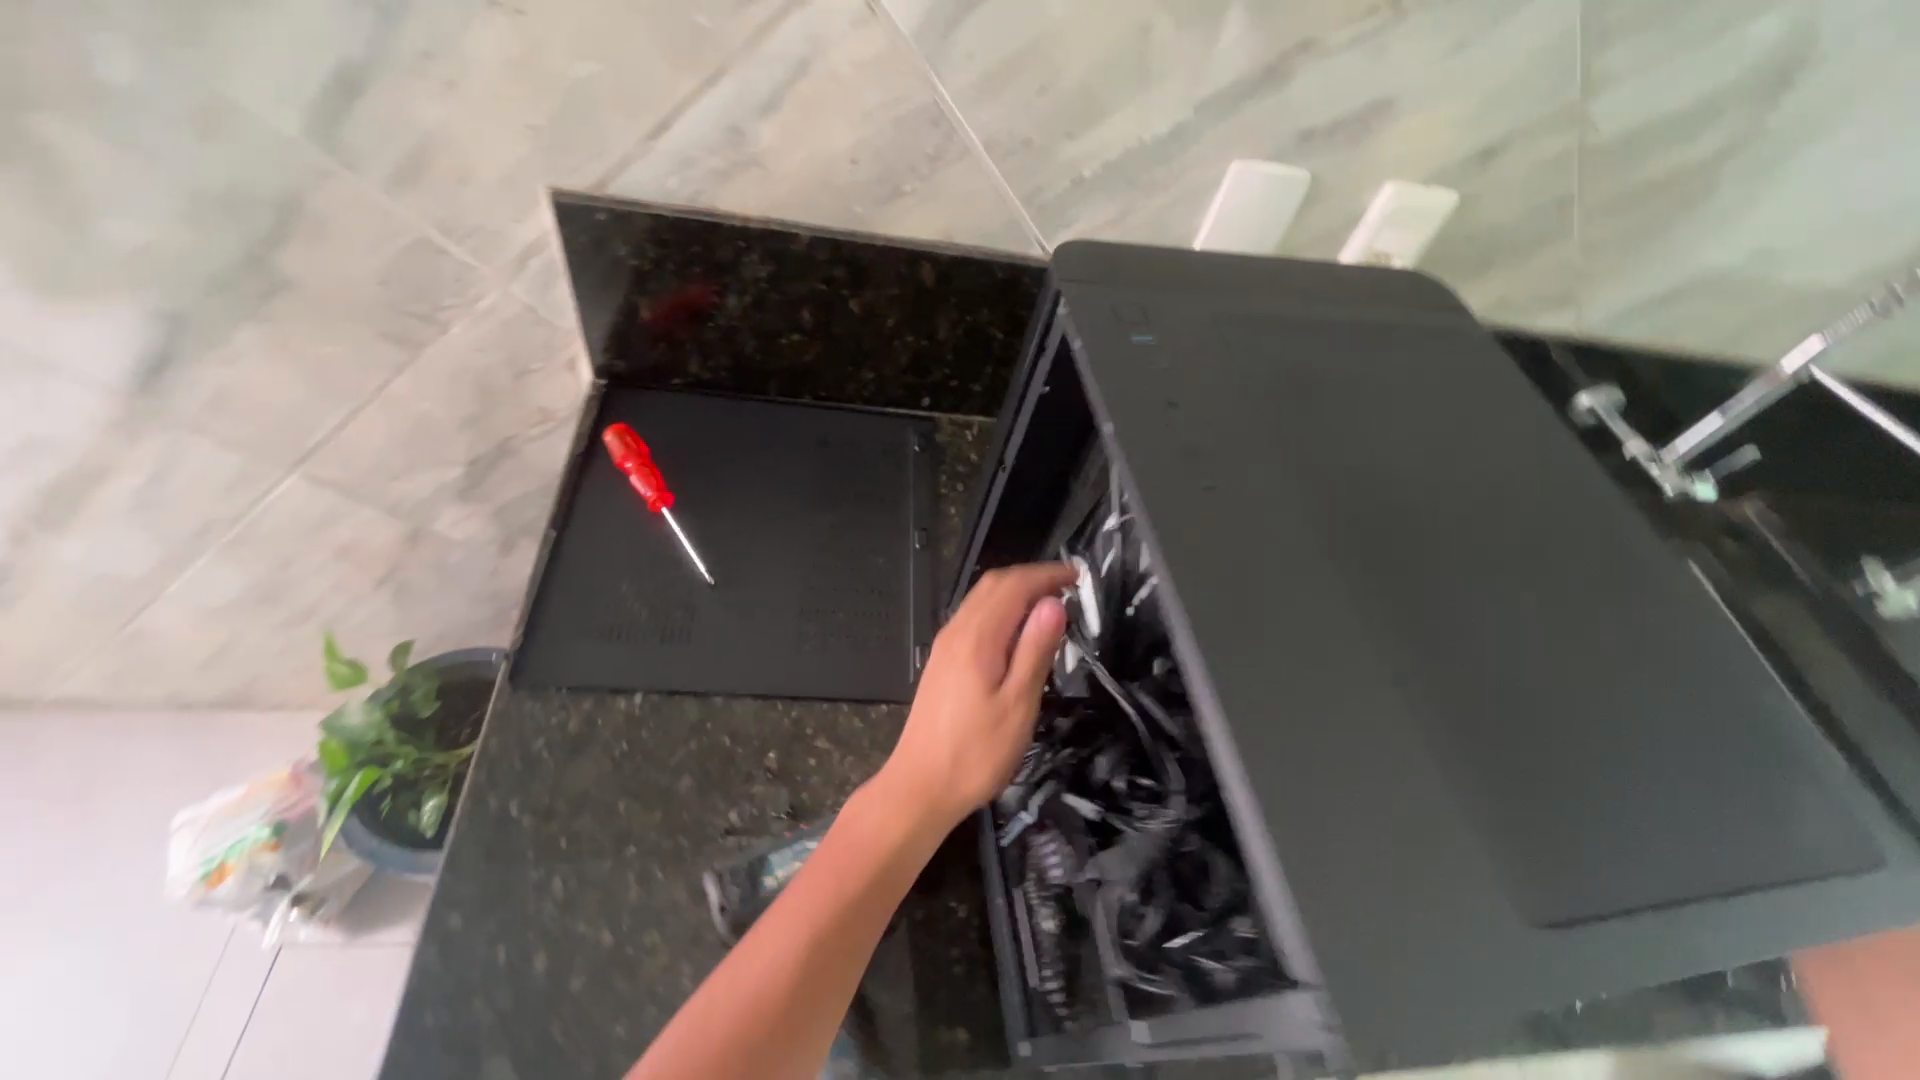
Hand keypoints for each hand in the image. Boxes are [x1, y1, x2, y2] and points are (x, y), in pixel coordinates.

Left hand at [877, 562, 1074, 830]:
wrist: (921, 786)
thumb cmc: (976, 753)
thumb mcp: (1018, 705)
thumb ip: (1035, 650)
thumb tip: (1054, 604)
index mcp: (977, 638)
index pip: (1014, 586)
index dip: (1047, 575)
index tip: (1078, 576)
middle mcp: (956, 633)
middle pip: (993, 586)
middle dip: (1031, 578)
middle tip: (1068, 587)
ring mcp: (945, 647)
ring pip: (981, 601)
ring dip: (1015, 593)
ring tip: (1049, 607)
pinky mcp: (941, 663)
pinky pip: (973, 620)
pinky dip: (1000, 612)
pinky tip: (1017, 635)